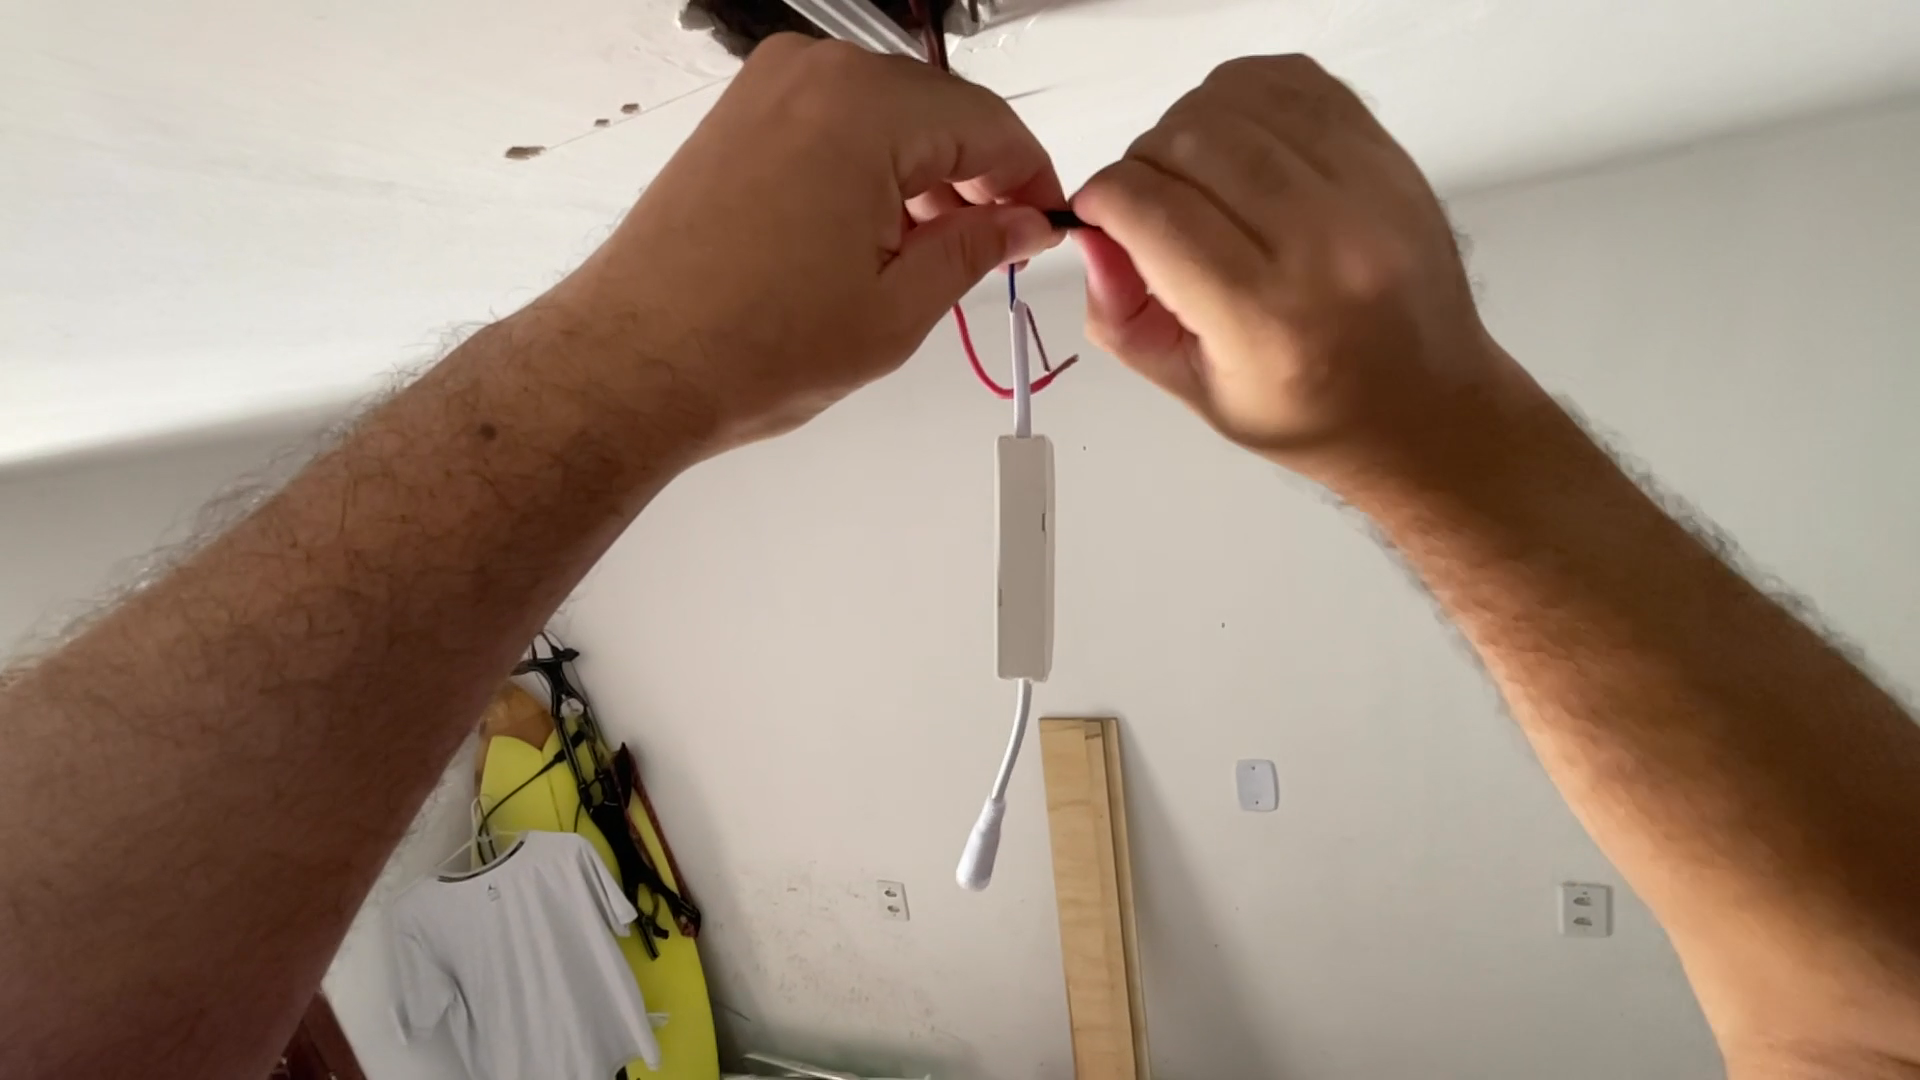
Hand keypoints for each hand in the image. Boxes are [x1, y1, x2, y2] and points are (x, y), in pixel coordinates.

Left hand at [539, 34, 1064, 454]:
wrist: (636, 365)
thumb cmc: (748, 345)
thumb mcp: (897, 310)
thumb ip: (974, 252)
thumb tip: (1021, 226)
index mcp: (863, 110)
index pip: (988, 125)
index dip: (1029, 179)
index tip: (1042, 224)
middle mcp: (811, 77)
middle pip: (936, 115)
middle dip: (976, 183)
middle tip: (992, 252)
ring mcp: (766, 94)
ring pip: (886, 125)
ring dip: (923, 185)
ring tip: (927, 262)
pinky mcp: (739, 124)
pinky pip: (834, 133)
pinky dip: (871, 179)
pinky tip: (873, 241)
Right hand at [1072, 54, 1529, 484]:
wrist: (1420, 402)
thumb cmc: (1300, 412)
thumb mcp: (1189, 388)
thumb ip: (1121, 316)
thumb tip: (1091, 234)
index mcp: (1264, 321)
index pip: (1154, 213)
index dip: (1102, 198)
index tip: (1094, 214)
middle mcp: (1322, 244)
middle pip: (1189, 144)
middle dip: (1138, 164)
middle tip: (1140, 205)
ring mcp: (1365, 188)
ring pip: (1234, 100)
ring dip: (1183, 129)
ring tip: (1186, 179)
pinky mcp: (1387, 153)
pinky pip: (1291, 80)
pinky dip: (1239, 98)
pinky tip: (1232, 147)